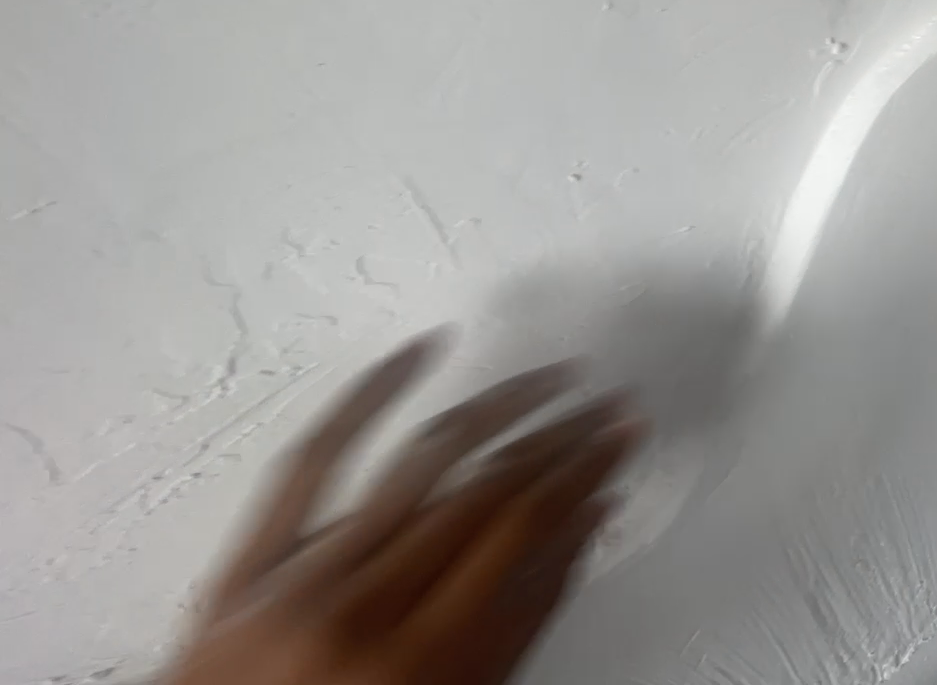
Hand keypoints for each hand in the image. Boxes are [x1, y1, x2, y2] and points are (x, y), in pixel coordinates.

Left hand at [161, 331, 645, 684]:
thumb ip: (533, 607)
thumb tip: (594, 511)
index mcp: (423, 655)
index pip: (528, 522)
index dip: (589, 464)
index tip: (624, 432)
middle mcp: (362, 609)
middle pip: (488, 485)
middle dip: (565, 433)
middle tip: (607, 404)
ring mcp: (297, 581)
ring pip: (425, 458)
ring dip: (505, 403)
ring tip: (555, 376)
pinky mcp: (244, 565)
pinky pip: (311, 460)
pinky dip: (370, 395)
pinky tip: (423, 349)